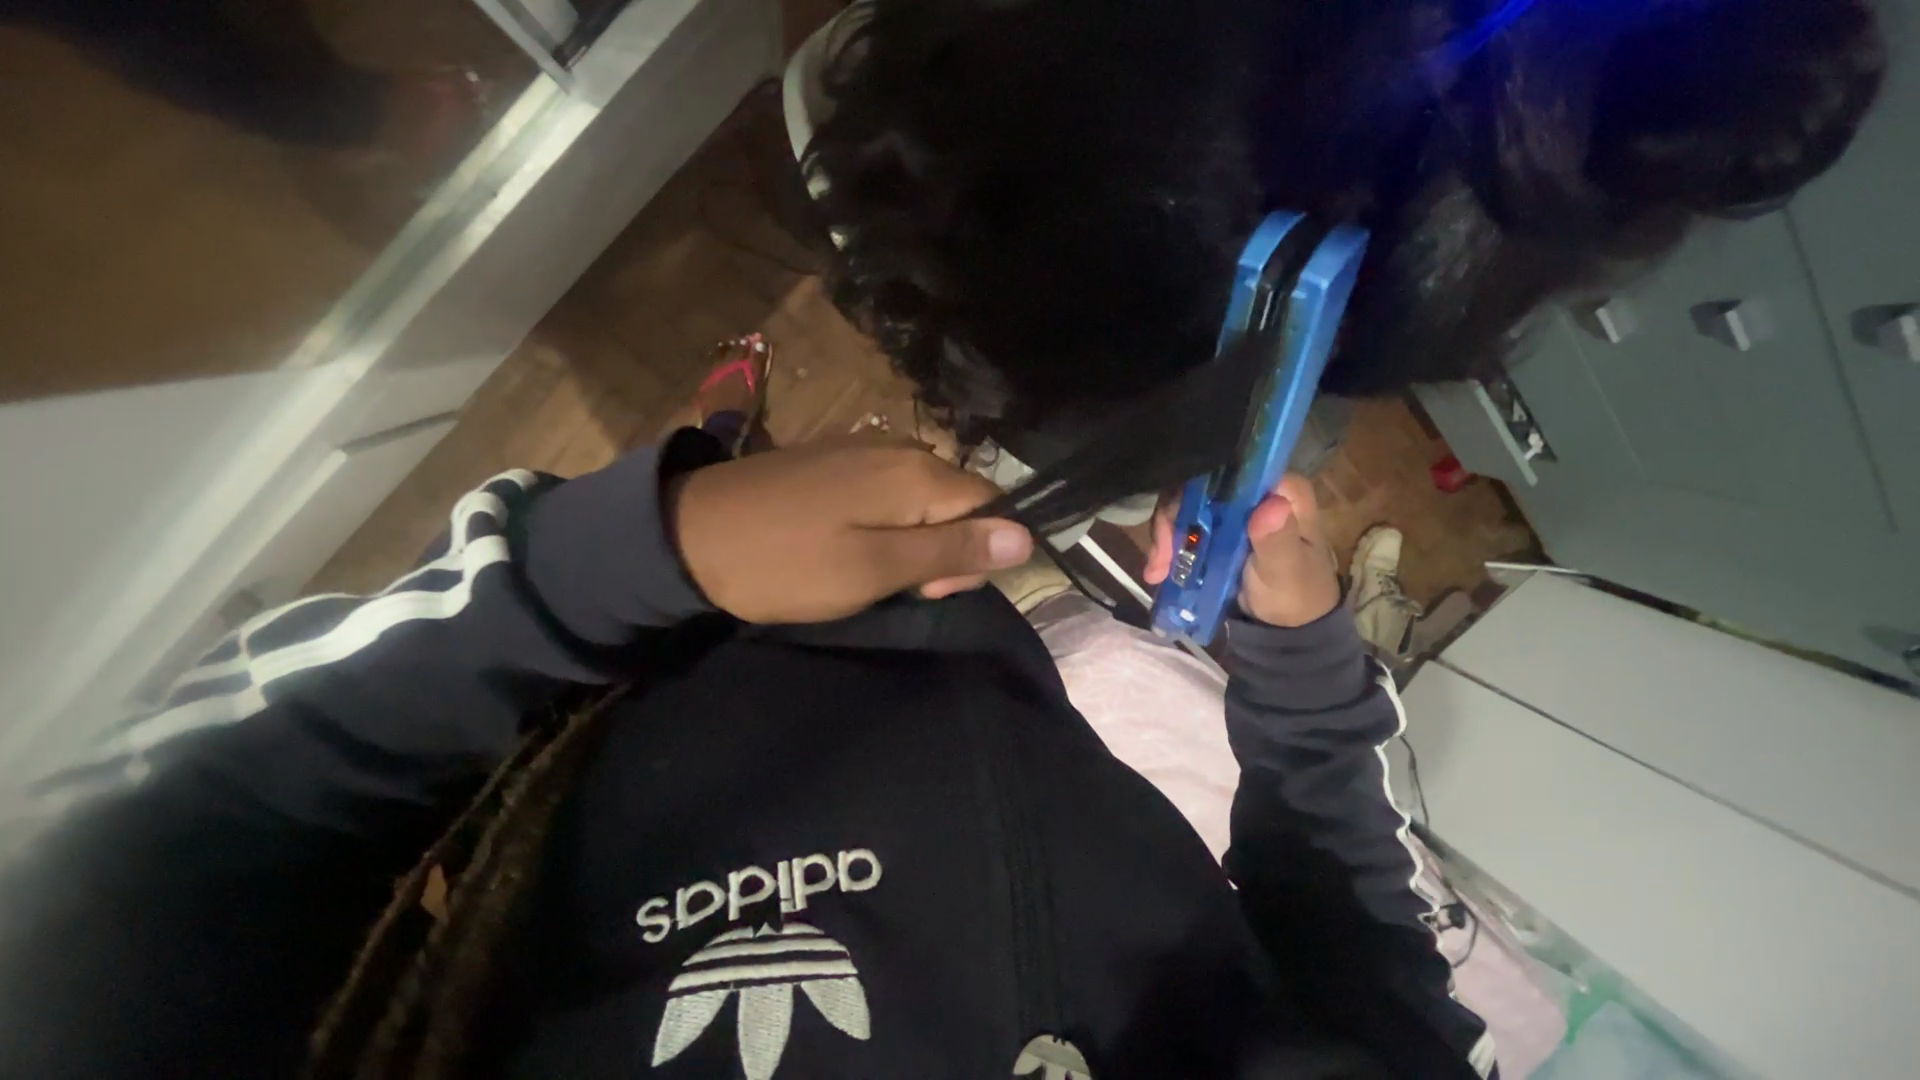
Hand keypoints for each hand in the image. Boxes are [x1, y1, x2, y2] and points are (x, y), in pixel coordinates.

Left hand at [667, 438, 1034, 622]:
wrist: (688, 534)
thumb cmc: (787, 563)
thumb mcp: (875, 569)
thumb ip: (952, 550)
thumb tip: (1026, 537)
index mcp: (919, 473)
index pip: (992, 506)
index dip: (976, 553)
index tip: (930, 588)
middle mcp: (901, 448)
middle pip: (959, 500)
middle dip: (944, 547)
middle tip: (893, 587)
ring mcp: (865, 448)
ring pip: (923, 498)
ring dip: (913, 539)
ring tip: (866, 572)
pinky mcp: (835, 459)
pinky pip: (888, 490)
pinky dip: (884, 523)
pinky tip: (848, 545)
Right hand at [1142, 474, 1340, 627]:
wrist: (1289, 626)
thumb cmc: (1296, 594)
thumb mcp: (1286, 571)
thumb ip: (1277, 540)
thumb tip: (1272, 504)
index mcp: (1280, 488)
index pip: (1229, 470)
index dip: (1196, 491)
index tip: (1176, 530)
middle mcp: (1255, 489)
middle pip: (1200, 485)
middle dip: (1173, 521)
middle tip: (1161, 560)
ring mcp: (1233, 507)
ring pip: (1186, 504)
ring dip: (1166, 537)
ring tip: (1157, 573)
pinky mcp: (1217, 525)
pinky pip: (1184, 523)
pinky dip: (1168, 546)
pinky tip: (1158, 572)